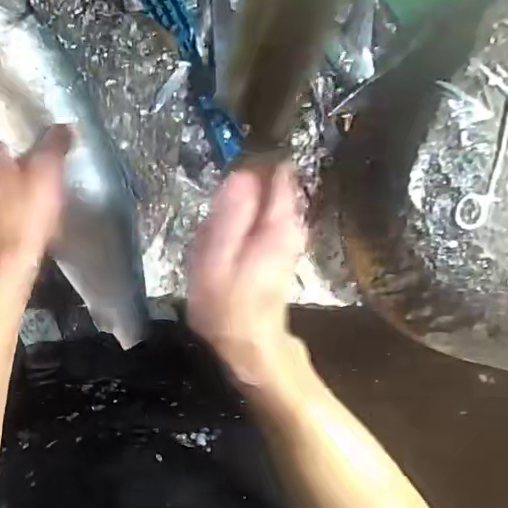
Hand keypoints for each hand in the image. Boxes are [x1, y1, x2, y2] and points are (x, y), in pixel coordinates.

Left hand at [0, 127, 65, 276]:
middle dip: (6, 158)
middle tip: (31, 158)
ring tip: (32, 185)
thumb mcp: (48, 170)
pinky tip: (27, 211)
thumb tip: (63, 126)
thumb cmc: (27, 209)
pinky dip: (8, 205)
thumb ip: (55, 144)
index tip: (16, 133)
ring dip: (7, 183)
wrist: (13, 259)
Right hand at [188, 162, 306, 386]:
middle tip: (215, 212)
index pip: (278, 172)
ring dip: (242, 208)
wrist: (249, 348)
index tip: (232, 159)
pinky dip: (244, 226)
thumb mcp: (217, 258)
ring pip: (265, 207)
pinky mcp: (281, 254)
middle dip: (244, 188)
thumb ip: (230, 214)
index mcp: (279, 223)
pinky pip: (261, 225)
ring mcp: (289, 241)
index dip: (256, 160)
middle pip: (271, 187)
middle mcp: (292, 227)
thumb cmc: (227, 306)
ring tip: (215, 230)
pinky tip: (225, 245)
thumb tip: (241, 174)